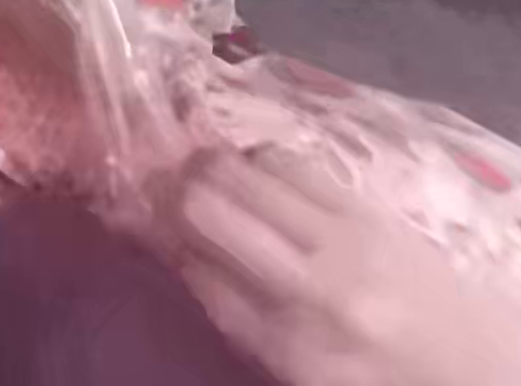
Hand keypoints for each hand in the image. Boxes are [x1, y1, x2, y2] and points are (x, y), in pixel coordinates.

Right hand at [175, 150, 520, 385]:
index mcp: (296, 346)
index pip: (192, 265)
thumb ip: (229, 306)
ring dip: (207, 166)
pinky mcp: (372, 210)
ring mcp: (350, 241)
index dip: (157, 229)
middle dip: (171, 187)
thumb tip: (169, 242)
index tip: (141, 212)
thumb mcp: (297, 369)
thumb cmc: (379, 380)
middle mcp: (319, 287)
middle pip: (206, 202)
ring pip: (238, 167)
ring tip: (206, 175)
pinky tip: (256, 175)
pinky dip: (254, 159)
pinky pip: (285, 158)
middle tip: (164, 188)